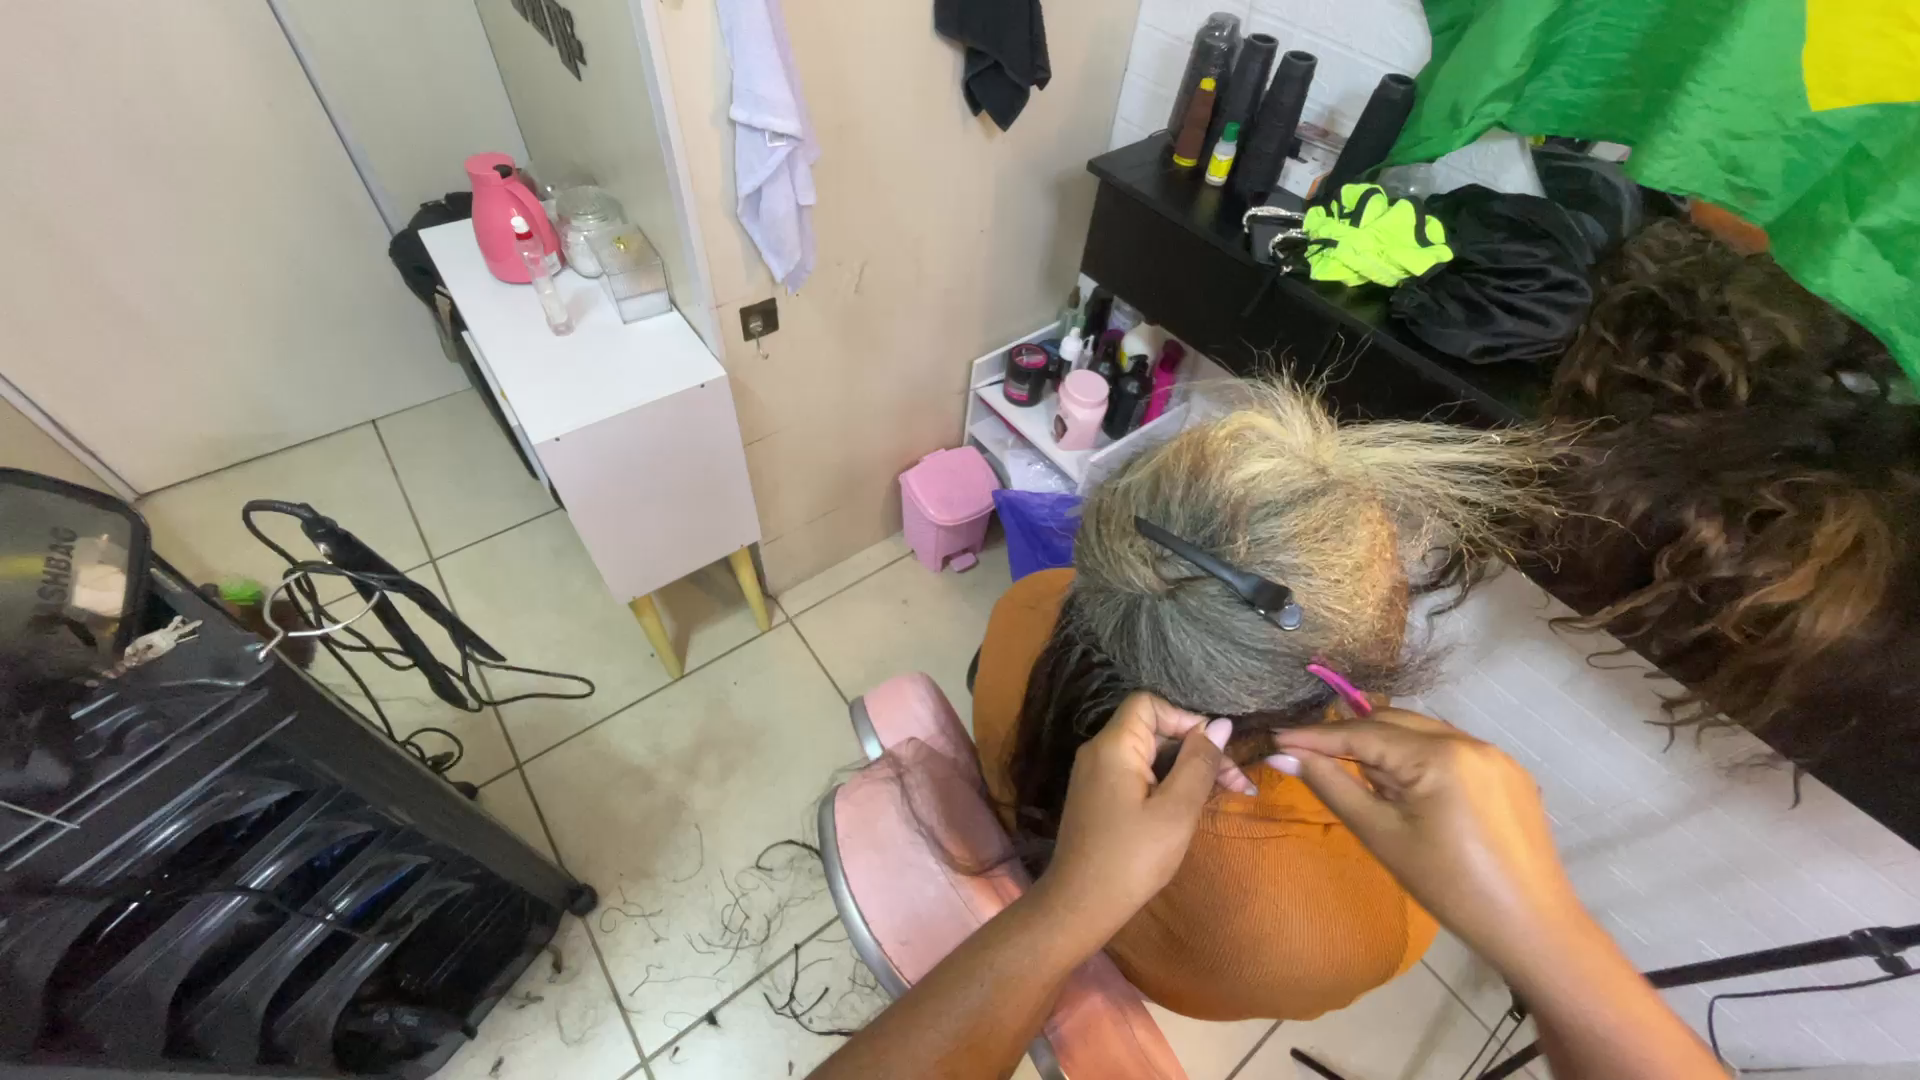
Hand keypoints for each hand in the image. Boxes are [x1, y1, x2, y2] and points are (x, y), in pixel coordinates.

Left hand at [1033, 692, 1230, 944]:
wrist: (1080, 903)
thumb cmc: (1132, 857)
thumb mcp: (1176, 810)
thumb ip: (1198, 763)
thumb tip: (1220, 724)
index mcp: (1113, 745)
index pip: (1149, 703)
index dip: (1185, 718)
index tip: (1215, 751)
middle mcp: (1098, 750)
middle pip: (1151, 728)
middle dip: (1194, 747)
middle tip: (1237, 783)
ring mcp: (1095, 773)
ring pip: (1147, 753)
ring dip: (1184, 767)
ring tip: (1225, 793)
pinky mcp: (1098, 795)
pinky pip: (1135, 772)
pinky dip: (1164, 782)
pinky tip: (1190, 804)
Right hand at [1268, 708, 1579, 969]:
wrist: (1535, 931)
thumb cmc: (1448, 885)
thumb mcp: (1380, 834)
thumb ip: (1330, 784)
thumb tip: (1283, 755)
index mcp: (1437, 755)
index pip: (1361, 732)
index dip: (1314, 735)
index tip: (1277, 738)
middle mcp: (1468, 741)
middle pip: (1391, 721)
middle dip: (1349, 736)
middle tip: (1311, 757)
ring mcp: (1494, 755)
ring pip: (1419, 731)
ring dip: (1383, 746)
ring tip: (1361, 779)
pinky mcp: (1508, 773)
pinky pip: (1448, 749)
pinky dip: (1416, 757)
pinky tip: (1406, 789)